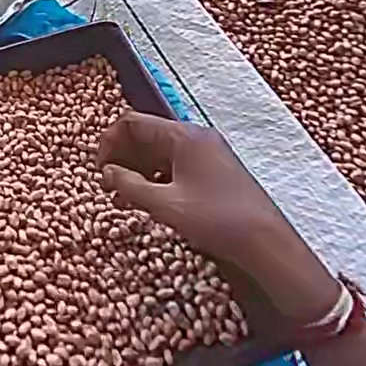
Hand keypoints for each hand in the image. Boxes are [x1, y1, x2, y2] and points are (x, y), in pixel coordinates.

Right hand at [98, 112, 338, 320]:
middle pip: (145, 134)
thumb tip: (106, 172)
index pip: (132, 122)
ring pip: (159, 150)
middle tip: (107, 184)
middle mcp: (195, 136)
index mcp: (183, 136)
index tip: (98, 169)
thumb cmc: (216, 220)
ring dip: (137, 168)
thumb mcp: (165, 205)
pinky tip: (148, 198)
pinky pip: (174, 163)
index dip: (109, 142)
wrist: (267, 243)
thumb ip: (129, 185)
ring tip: (123, 195)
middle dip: (121, 155)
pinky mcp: (213, 169)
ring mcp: (206, 152)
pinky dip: (155, 176)